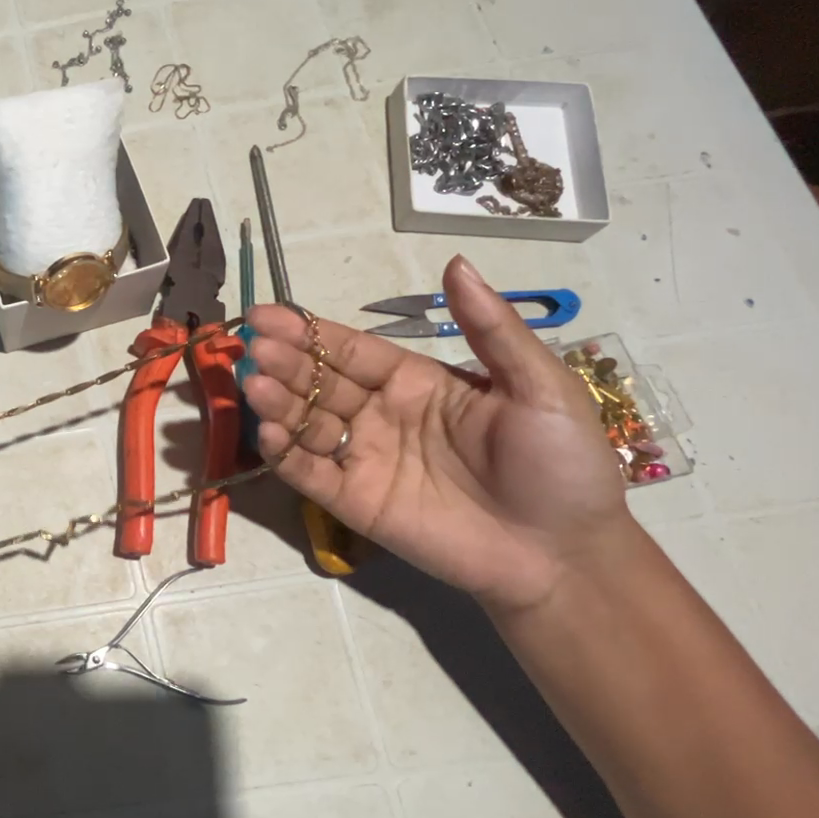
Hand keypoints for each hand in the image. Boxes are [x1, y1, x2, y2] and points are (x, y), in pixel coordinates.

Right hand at [242, 255, 632, 614]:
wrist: (564, 554)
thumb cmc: (561, 464)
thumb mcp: (540, 386)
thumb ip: (491, 328)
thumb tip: (455, 263)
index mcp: (417, 383)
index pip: (350, 350)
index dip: (309, 332)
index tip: (266, 315)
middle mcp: (380, 415)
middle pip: (320, 382)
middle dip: (285, 363)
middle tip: (254, 348)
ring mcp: (362, 459)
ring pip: (306, 423)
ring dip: (277, 403)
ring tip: (254, 386)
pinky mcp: (352, 501)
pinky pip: (308, 472)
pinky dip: (283, 453)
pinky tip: (269, 432)